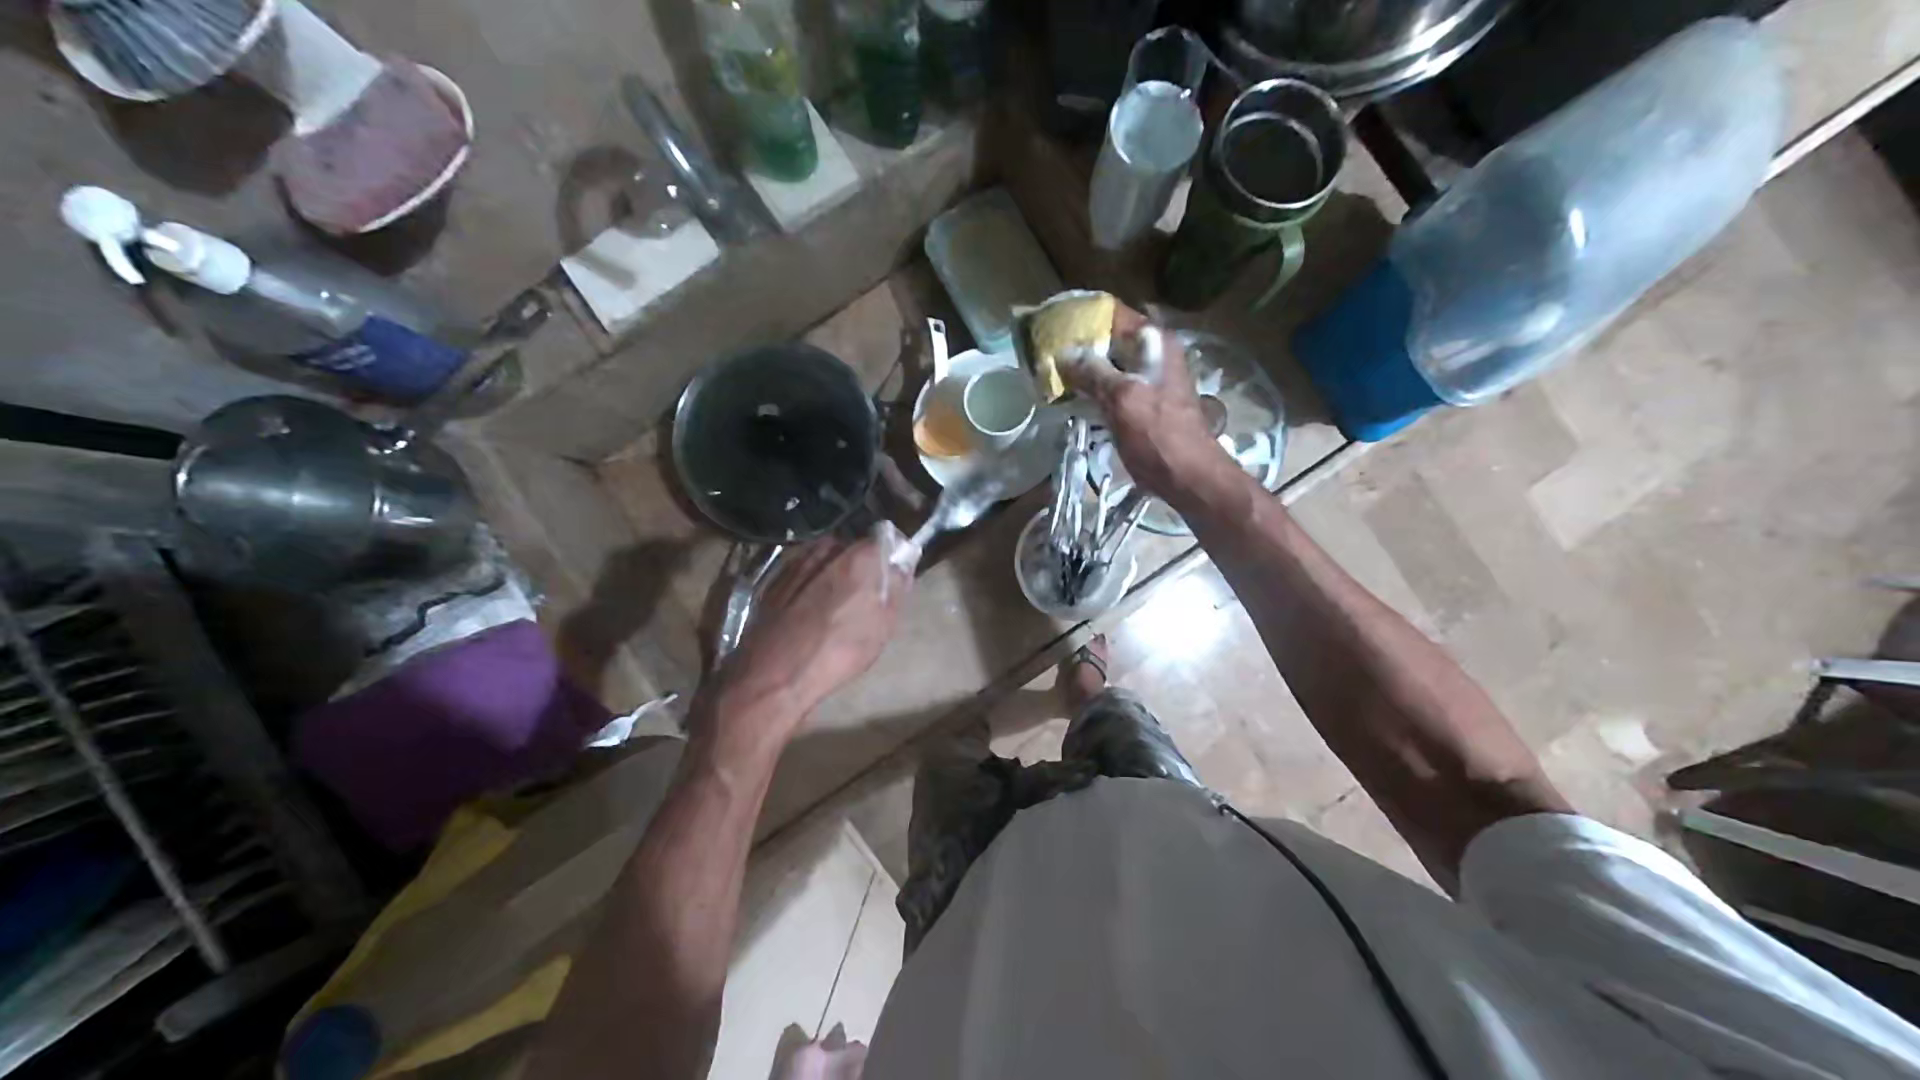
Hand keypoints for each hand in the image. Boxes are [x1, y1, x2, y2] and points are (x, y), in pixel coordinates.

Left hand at [719, 525, 914, 719]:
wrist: (774, 673)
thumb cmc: (839, 651)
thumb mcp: (883, 626)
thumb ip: (896, 589)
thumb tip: (900, 568)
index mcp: (859, 555)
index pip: (885, 540)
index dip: (890, 557)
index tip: (891, 577)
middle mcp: (827, 548)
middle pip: (852, 549)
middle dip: (860, 566)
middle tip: (862, 598)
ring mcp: (796, 561)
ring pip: (825, 561)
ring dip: (832, 576)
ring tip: (833, 610)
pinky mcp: (774, 579)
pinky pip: (802, 575)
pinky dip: (809, 587)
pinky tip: (808, 615)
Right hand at [1060, 305, 1230, 498]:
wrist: (1188, 475)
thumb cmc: (1158, 435)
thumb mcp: (1122, 398)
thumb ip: (1092, 371)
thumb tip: (1063, 353)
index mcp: (1154, 341)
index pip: (1111, 311)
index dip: (1079, 314)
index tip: (1049, 321)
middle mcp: (1153, 352)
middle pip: (1108, 336)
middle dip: (1076, 342)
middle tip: (1043, 349)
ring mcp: (1149, 377)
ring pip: (1108, 361)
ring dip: (1081, 367)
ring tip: (1049, 371)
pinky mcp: (1143, 400)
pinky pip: (1112, 384)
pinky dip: (1091, 386)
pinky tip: (1069, 395)